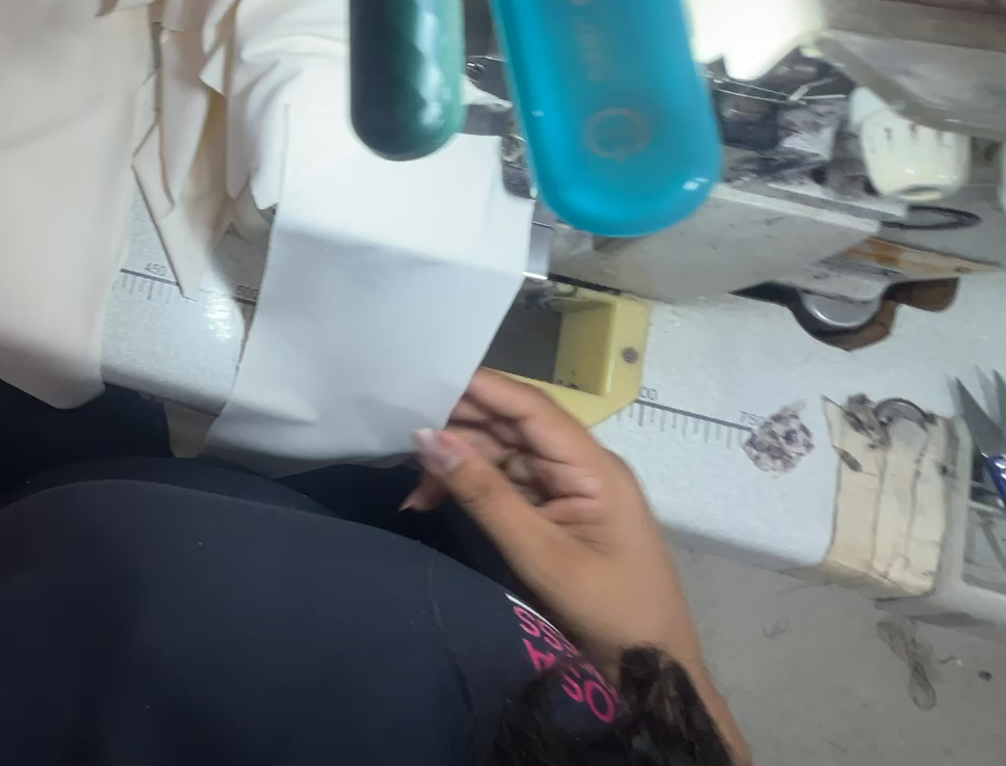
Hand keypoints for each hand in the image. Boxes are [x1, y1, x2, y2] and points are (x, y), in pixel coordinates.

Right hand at [408, 370, 701, 672]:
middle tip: (401, 433)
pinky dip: (461, 483)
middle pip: (507, 423)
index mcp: (592, 466)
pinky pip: (496, 475)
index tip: (423, 375)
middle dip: (454, 426)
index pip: (530, 407)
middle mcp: (577, 463)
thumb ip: (481, 492)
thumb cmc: (607, 610)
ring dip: (453, 461)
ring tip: (417, 488)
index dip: (478, 386)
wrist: (648, 673)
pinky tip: (430, 499)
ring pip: (494, 448)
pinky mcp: (547, 501)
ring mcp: (561, 482)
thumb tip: (426, 436)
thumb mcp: (539, 553)